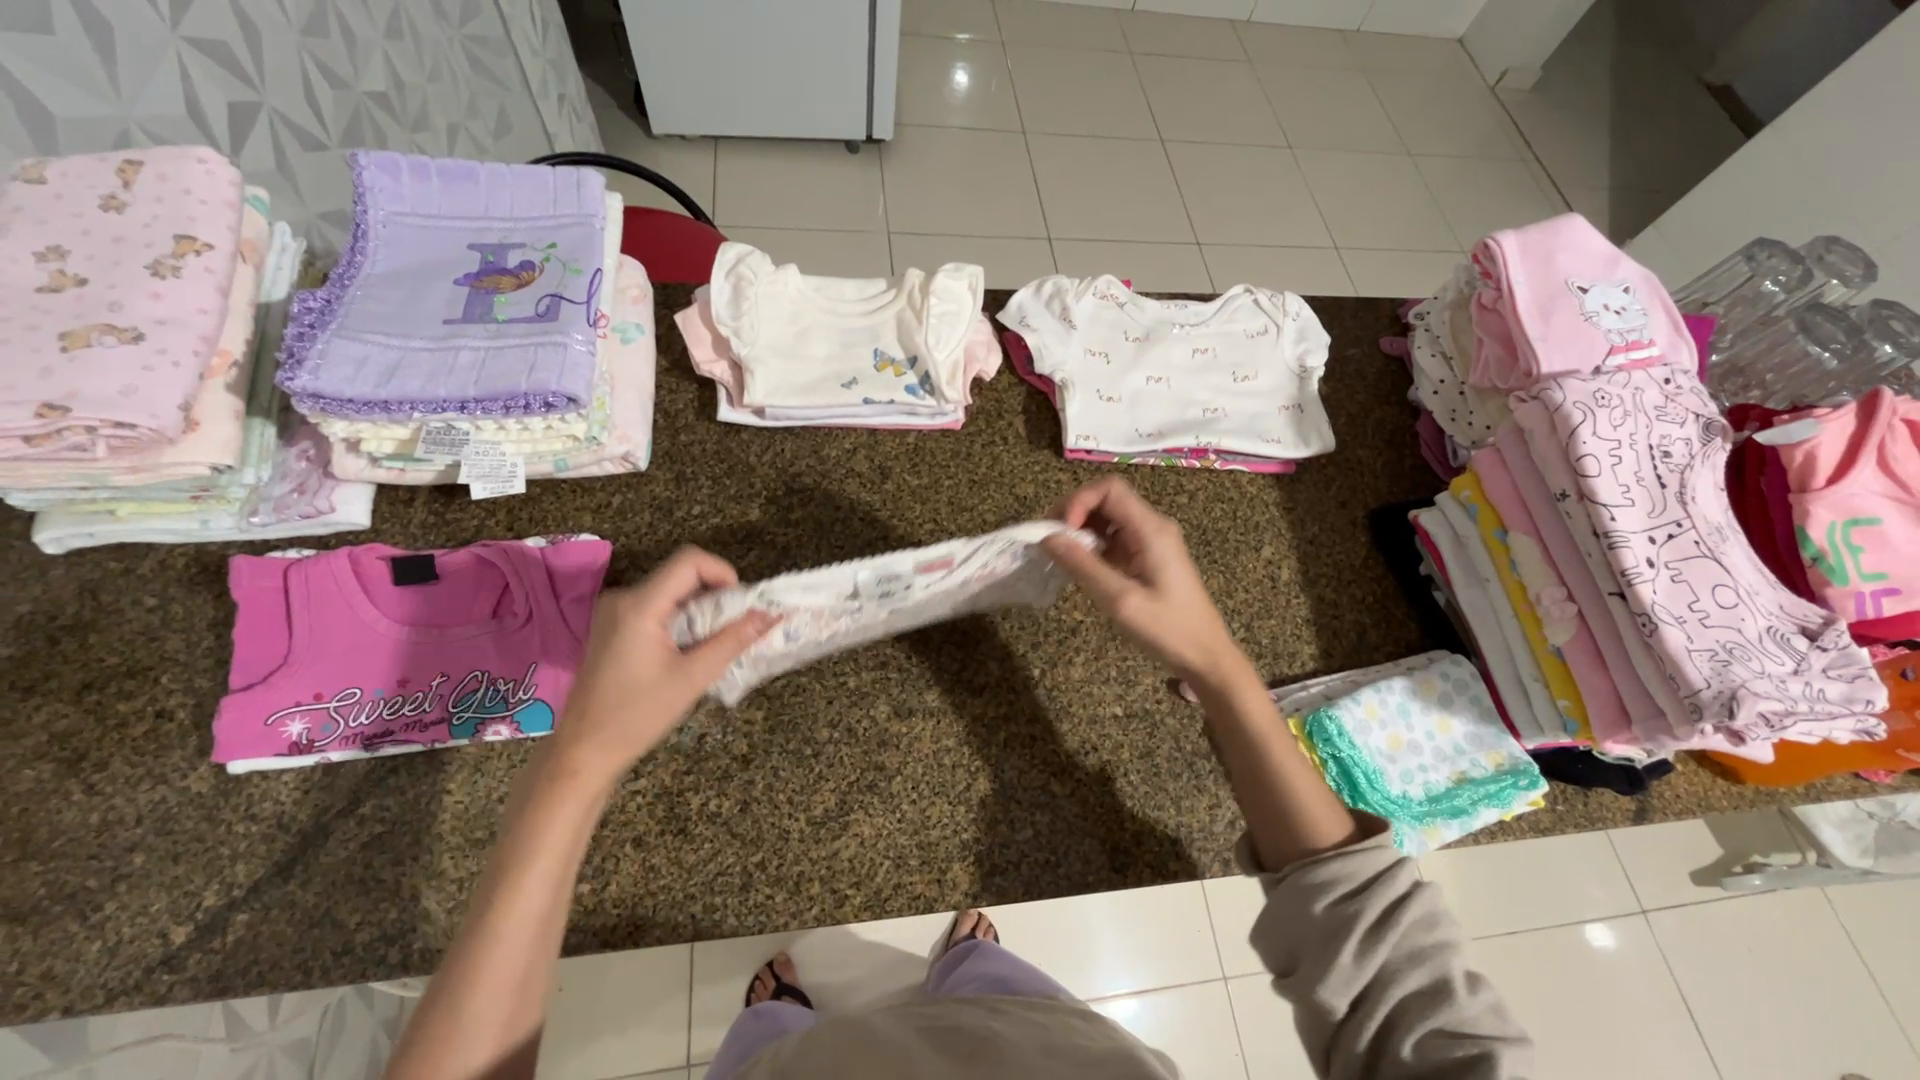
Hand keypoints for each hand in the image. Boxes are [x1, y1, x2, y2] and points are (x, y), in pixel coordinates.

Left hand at [550, 547, 776, 779]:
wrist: (584, 748)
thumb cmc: (638, 716)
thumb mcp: (693, 678)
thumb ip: (733, 640)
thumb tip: (769, 615)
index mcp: (639, 606)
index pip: (689, 561)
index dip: (723, 572)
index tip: (741, 604)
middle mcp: (622, 598)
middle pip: (680, 575)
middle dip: (714, 595)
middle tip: (734, 628)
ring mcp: (613, 611)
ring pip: (670, 591)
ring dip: (698, 609)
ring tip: (713, 642)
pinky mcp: (612, 625)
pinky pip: (656, 606)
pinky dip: (680, 619)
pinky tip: (688, 650)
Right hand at [1040, 477, 1250, 687]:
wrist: (1204, 655)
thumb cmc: (1167, 630)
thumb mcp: (1120, 600)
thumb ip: (1083, 566)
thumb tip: (1047, 538)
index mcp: (1151, 530)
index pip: (1110, 489)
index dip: (1078, 501)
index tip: (1060, 531)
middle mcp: (1153, 527)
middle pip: (1107, 499)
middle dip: (1075, 514)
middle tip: (1052, 543)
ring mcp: (1152, 542)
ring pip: (1109, 518)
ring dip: (1082, 531)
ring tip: (1063, 558)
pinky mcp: (1148, 557)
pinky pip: (1114, 539)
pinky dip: (1093, 547)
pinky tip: (1081, 569)